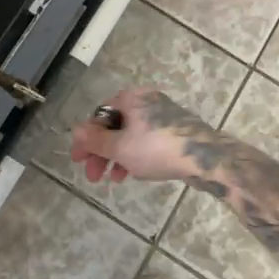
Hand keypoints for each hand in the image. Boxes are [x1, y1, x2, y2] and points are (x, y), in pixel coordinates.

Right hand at [68, 87, 218, 184]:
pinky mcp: (174, 129)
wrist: (202, 157)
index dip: (86, 138)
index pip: (100, 115)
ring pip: (130, 135)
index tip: (79, 161)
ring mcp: (162, 114)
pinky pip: (146, 140)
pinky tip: (132, 174)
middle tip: (93, 176)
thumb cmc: (156, 148)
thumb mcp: (121, 147)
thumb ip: (96, 140)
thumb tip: (76, 130)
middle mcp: (146, 101)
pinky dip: (135, 154)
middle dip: (101, 152)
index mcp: (131, 98)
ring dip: (117, 157)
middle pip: (115, 126)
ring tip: (112, 180)